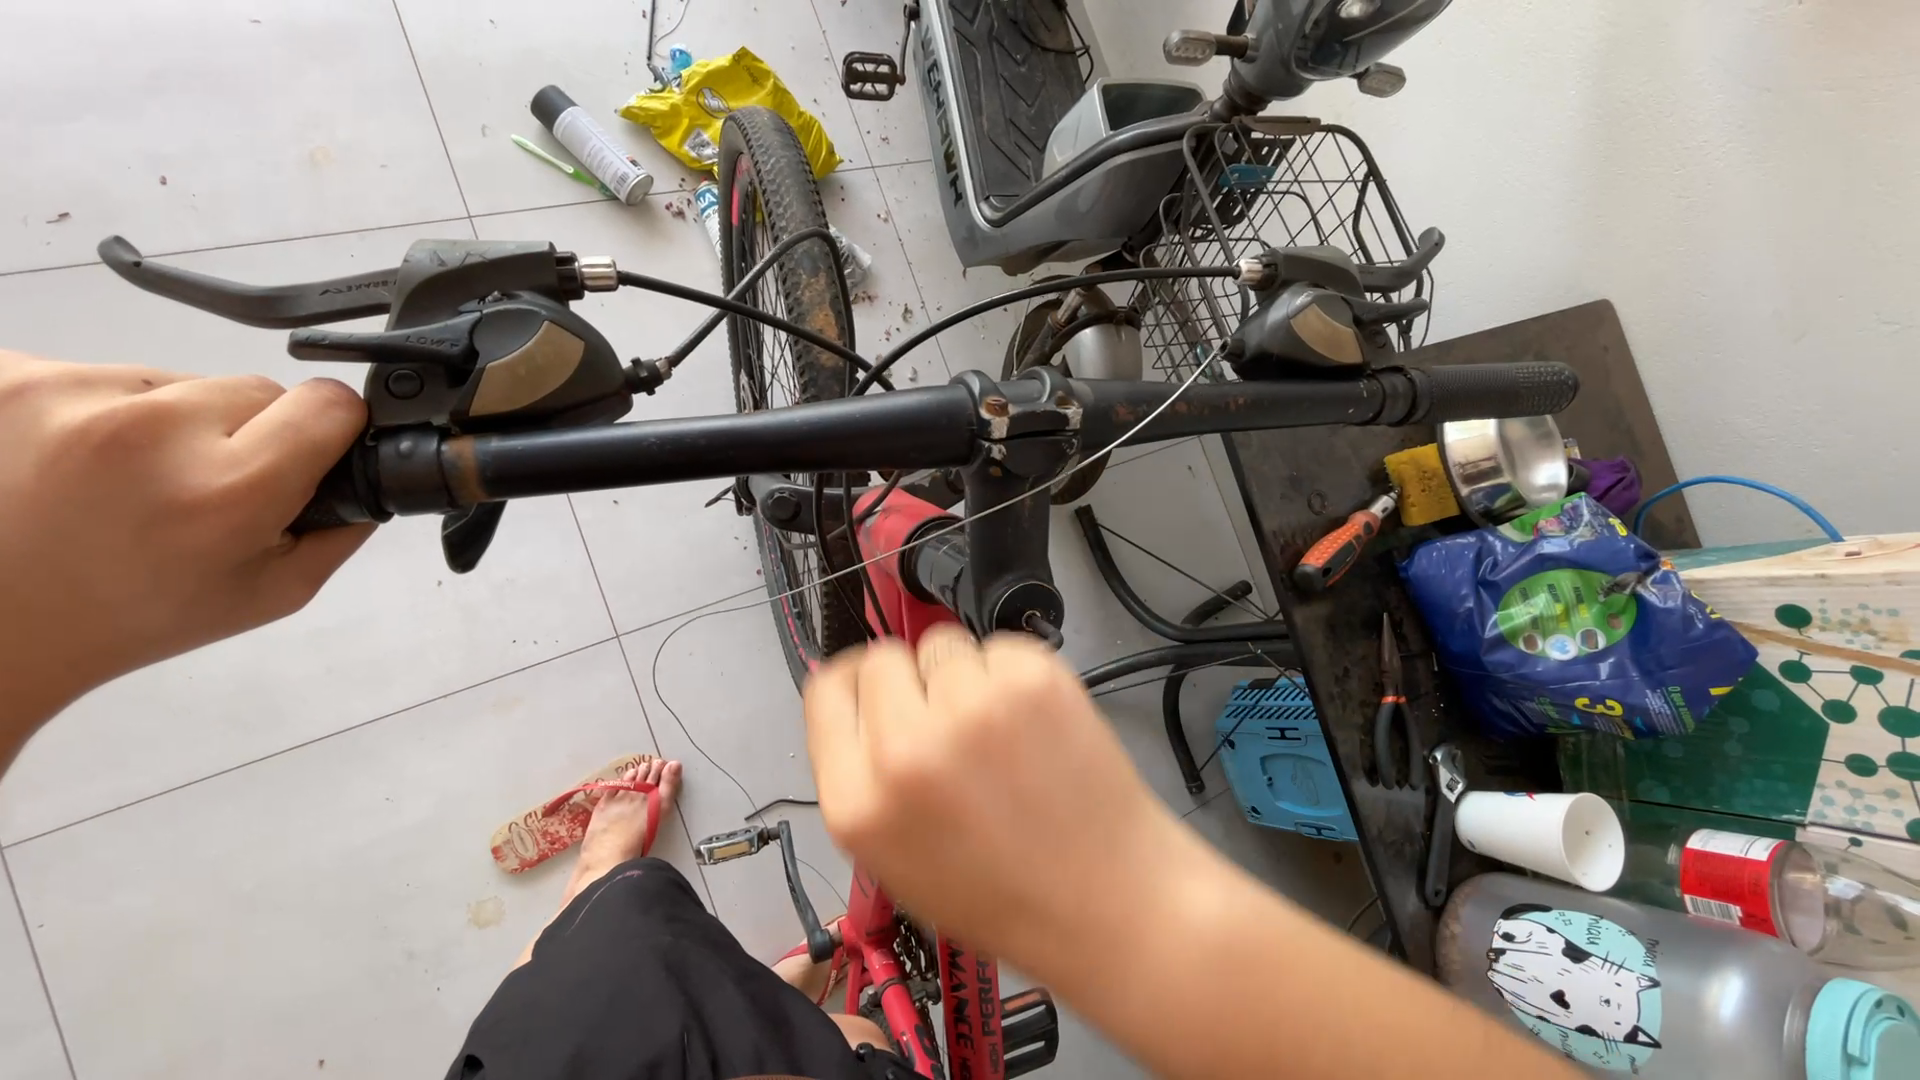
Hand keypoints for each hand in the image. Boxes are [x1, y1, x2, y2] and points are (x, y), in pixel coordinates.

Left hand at [0, 352, 372, 738]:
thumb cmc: (137, 616)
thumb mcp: (279, 591)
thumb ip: (342, 527)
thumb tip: (368, 473)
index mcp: (228, 489)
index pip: (330, 404)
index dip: (336, 429)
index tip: (318, 454)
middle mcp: (148, 430)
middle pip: (260, 389)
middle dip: (256, 432)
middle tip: (216, 486)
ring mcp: (64, 394)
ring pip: (182, 382)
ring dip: (180, 423)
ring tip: (140, 480)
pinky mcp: (6, 375)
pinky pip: (104, 377)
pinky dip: (110, 414)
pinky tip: (84, 463)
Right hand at [803, 626, 1183, 956]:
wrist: (1107, 902)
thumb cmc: (999, 893)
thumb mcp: (893, 859)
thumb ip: (861, 775)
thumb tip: (847, 694)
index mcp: (859, 802)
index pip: (826, 692)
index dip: (853, 686)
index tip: (877, 689)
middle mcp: (906, 748)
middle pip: (882, 659)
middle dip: (911, 682)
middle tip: (948, 720)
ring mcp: (973, 707)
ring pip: (942, 644)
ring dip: (962, 676)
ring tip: (997, 728)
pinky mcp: (1032, 679)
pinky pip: (997, 646)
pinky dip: (1010, 674)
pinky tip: (1033, 723)